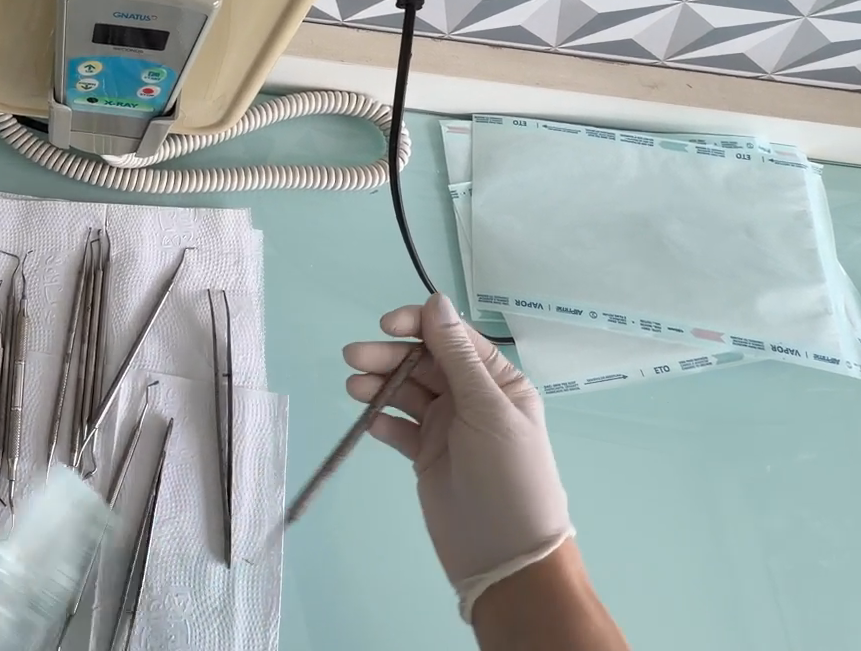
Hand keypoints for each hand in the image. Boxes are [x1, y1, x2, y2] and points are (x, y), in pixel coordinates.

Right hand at [343, 293, 573, 620]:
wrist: (505, 559)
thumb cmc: (507, 476)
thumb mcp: (487, 410)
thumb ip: (457, 356)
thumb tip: (436, 300)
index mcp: (495, 381)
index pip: (450, 336)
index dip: (417, 325)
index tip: (385, 326)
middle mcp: (469, 397)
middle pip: (419, 362)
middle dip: (387, 356)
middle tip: (353, 358)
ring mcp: (445, 425)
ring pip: (403, 390)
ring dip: (378, 385)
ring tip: (354, 390)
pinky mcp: (423, 453)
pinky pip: (396, 425)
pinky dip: (381, 420)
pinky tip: (373, 425)